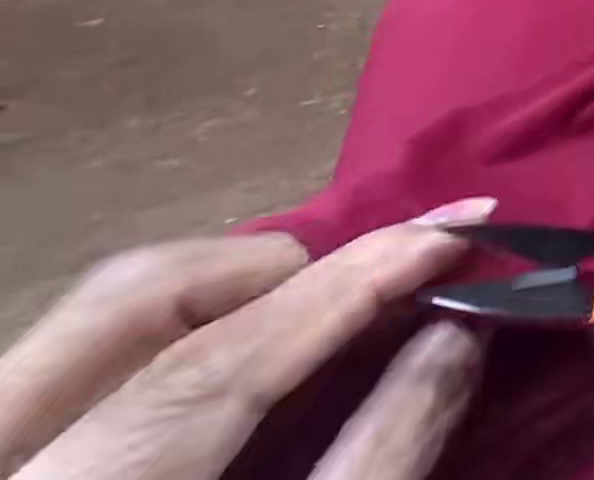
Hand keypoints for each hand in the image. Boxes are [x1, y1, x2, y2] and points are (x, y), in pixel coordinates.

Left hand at [0, 198, 496, 479]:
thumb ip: (384, 450)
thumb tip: (463, 328)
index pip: (223, 358)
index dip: (359, 276)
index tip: (463, 227)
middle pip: (136, 299)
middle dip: (295, 263)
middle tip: (394, 272)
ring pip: (109, 311)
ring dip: (249, 285)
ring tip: (334, 304)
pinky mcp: (4, 451)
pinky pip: (98, 347)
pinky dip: (205, 320)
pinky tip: (271, 347)